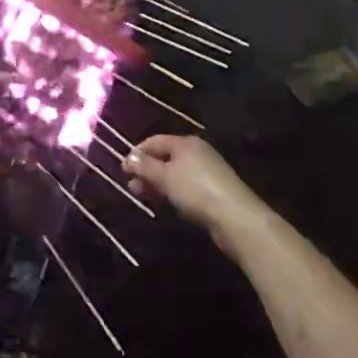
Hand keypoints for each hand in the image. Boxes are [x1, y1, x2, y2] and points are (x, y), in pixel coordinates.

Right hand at [123, 135, 270, 252]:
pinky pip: (184, 185)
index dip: (138, 152)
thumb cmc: (196, 190)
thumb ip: (145, 166)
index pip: (155, 140)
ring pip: (174, 173)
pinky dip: (171, 191)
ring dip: (157, 183)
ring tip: (142, 196)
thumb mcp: (166, 177)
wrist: (234, 216)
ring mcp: (205, 171)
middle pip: (165, 157)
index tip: (123, 169)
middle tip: (131, 187)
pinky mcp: (211, 190)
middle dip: (146, 170)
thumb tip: (129, 156)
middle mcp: (196, 152)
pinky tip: (165, 203)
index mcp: (185, 143)